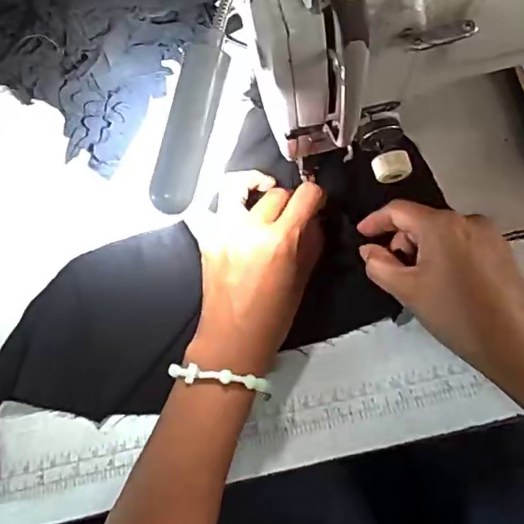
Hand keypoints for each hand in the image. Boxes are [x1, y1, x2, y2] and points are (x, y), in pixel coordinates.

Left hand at [189, 172, 326, 374]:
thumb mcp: (302, 280)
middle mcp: (250, 230)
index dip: (316, 195)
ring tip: (262, 193)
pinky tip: (238, 216)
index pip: (304, 195)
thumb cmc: (272, 318)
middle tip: (292, 213)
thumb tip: (315, 219)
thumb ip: (311, 244)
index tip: (316, 202)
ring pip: (236, 186)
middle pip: (276, 193)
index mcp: (279, 242)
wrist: (231, 339)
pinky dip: (227, 207)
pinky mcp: (207, 239)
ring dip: (253, 185)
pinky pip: (213, 209)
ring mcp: (223, 232)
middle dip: (289, 198)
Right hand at [356, 202, 523, 384]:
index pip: (398, 210)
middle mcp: (467, 221)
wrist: (514, 340)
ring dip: (424, 253)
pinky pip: (462, 245)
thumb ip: (379, 265)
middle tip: (394, 274)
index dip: (375, 221)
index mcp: (441, 224)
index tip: (363, 233)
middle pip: (421, 221)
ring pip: (442, 235)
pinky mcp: (500, 251)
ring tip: (423, 287)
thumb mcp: (408, 291)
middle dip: (402, 243)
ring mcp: (487, 235)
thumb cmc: (461, 315)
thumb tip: (370, 251)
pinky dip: (446, 258)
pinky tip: (446, 287)